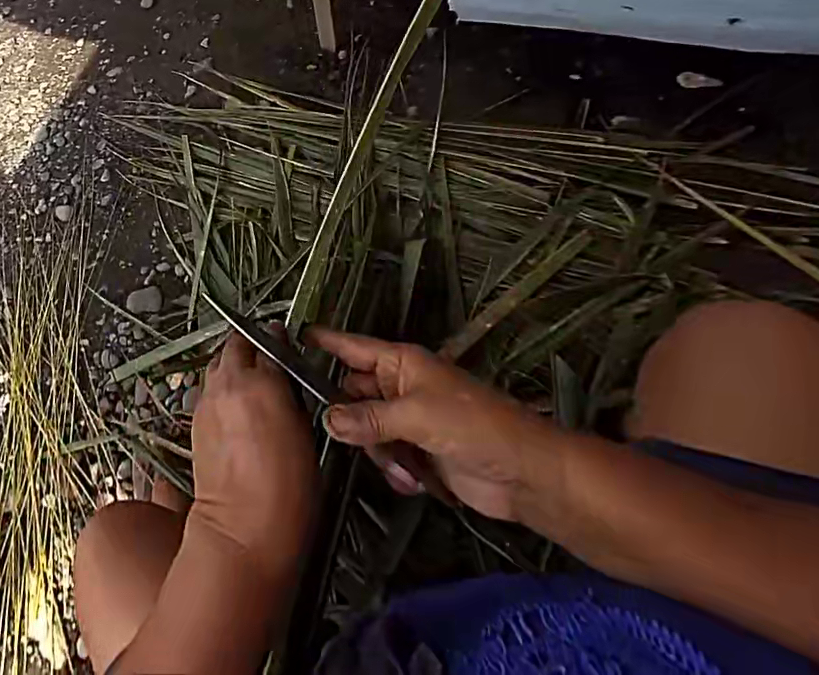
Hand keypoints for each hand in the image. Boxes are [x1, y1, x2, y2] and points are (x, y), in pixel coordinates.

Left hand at [186, 330, 318, 585]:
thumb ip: (292, 400)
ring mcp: (209, 399)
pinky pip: (208, 388)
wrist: (241, 526)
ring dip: (231, 361)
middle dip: (249, 343)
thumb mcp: (307, 437)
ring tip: (248, 373)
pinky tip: (233, 401)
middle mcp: (230, 384)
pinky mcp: (195, 417)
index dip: (278, 341)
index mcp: (264, 384)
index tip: (283, 338)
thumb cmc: (285, 494)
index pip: (270, 345)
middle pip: (236, 345)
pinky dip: (220, 385)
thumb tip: (286, 386)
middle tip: (264, 348)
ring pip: (218, 363)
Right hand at [306, 328, 562, 520]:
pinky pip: (385, 454)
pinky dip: (395, 469)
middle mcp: (399, 386)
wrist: (530, 477)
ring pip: (364, 428)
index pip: (349, 346)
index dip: (321, 342)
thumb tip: (327, 420)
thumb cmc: (475, 427)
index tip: (288, 337)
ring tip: (402, 466)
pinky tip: (414, 480)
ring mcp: (408, 419)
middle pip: (351, 393)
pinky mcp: (418, 450)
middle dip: (349, 416)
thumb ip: (366, 418)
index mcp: (399, 362)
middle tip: (349, 433)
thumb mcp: (416, 416)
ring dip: (378, 451)